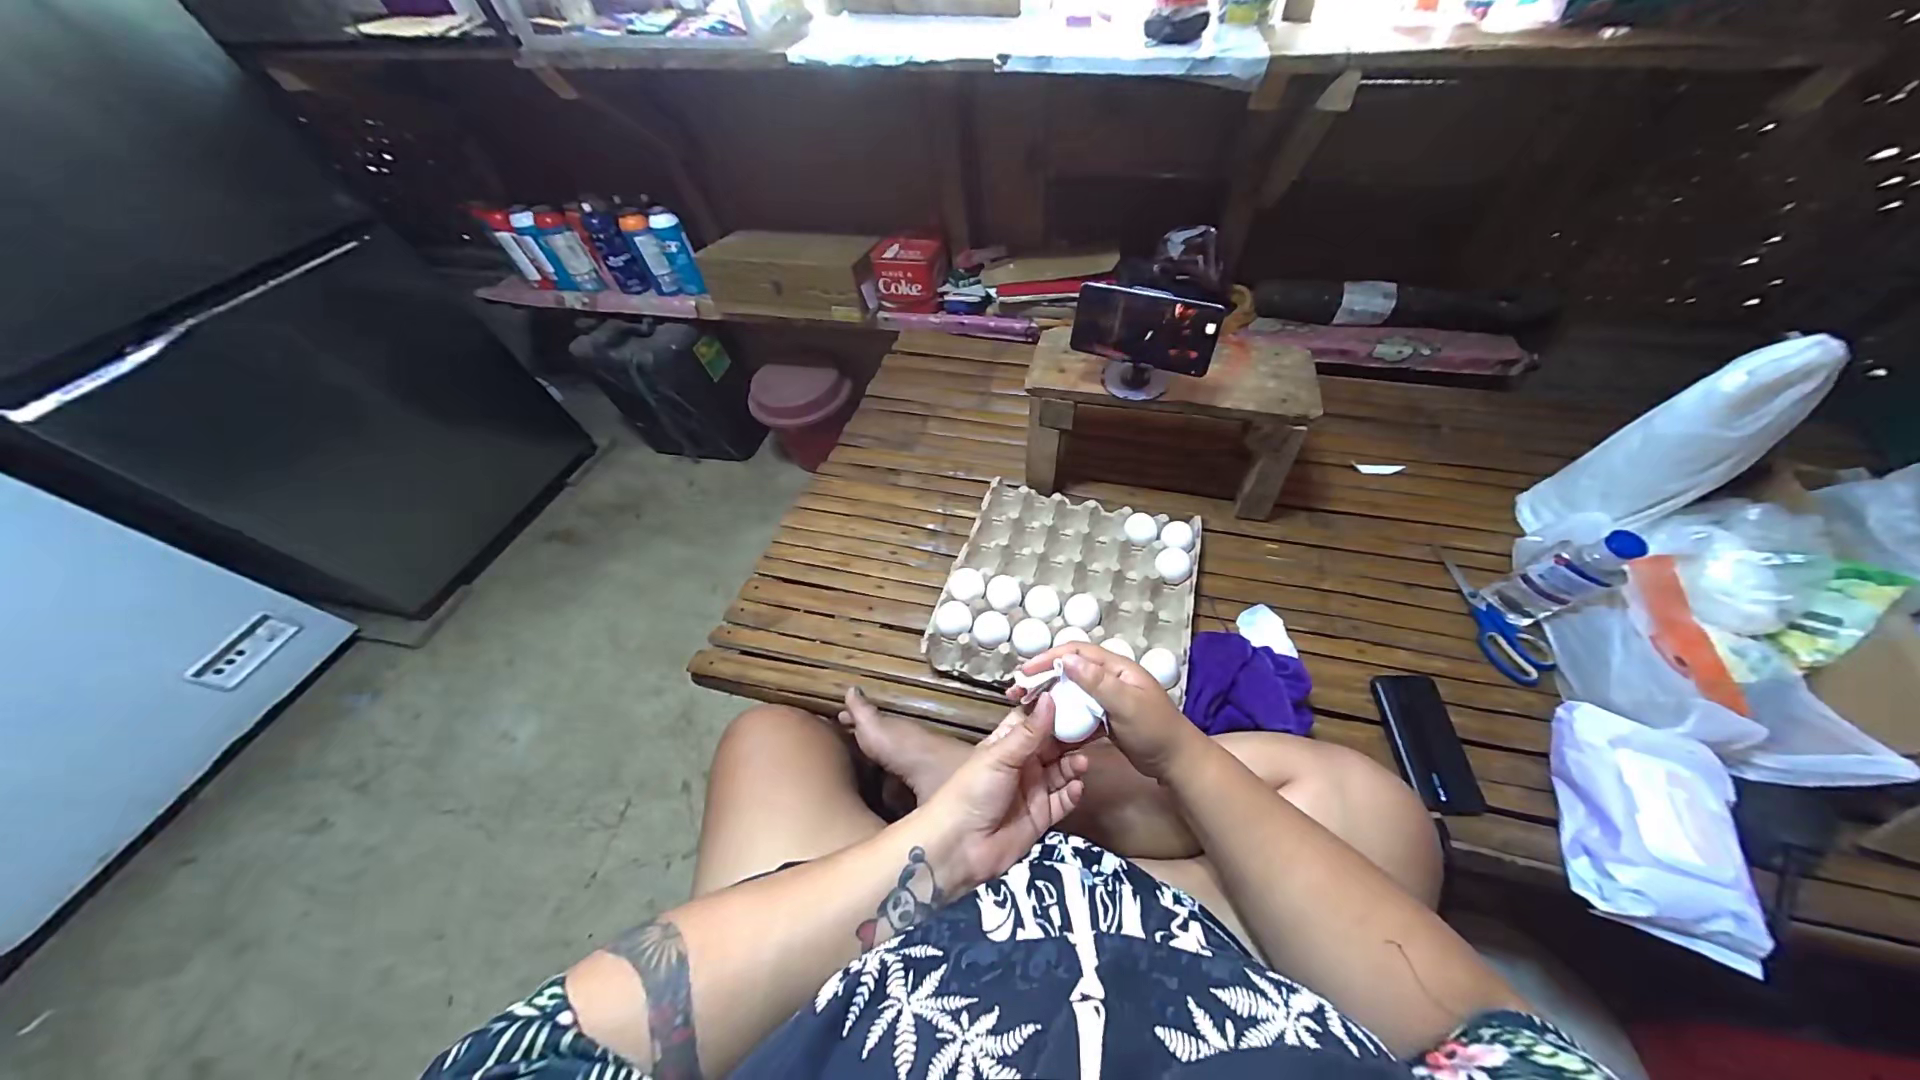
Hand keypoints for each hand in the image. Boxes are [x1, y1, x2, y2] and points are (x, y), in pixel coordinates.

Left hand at [915, 694, 1088, 891]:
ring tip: (1082, 763)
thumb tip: (1052, 696)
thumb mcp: (1001, 756)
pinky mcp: (1042, 815)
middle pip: (1054, 744)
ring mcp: (1034, 789)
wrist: (960, 846)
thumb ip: (1030, 731)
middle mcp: (1023, 763)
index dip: (1054, 708)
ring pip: (1061, 771)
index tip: (1079, 695)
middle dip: (1072, 736)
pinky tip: (1076, 787)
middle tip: (1095, 728)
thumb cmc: (974, 790)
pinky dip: (1072, 793)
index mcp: (1008, 743)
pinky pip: (1062, 800)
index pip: (1035, 719)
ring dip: (1073, 765)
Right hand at [1015, 643, 1203, 780]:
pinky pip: (1078, 709)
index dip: (1049, 658)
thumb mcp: (1126, 705)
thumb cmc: (1156, 731)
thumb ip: (1097, 682)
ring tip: (1026, 706)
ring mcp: (1108, 697)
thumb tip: (1066, 659)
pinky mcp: (1105, 716)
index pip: (1077, 652)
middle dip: (1043, 677)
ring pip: (1072, 690)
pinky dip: (1062, 714)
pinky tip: (1047, 724)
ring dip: (1049, 696)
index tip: (1026, 671)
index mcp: (1117, 668)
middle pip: (1070, 669)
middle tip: (1018, 691)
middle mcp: (1110, 677)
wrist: (1178, 763)